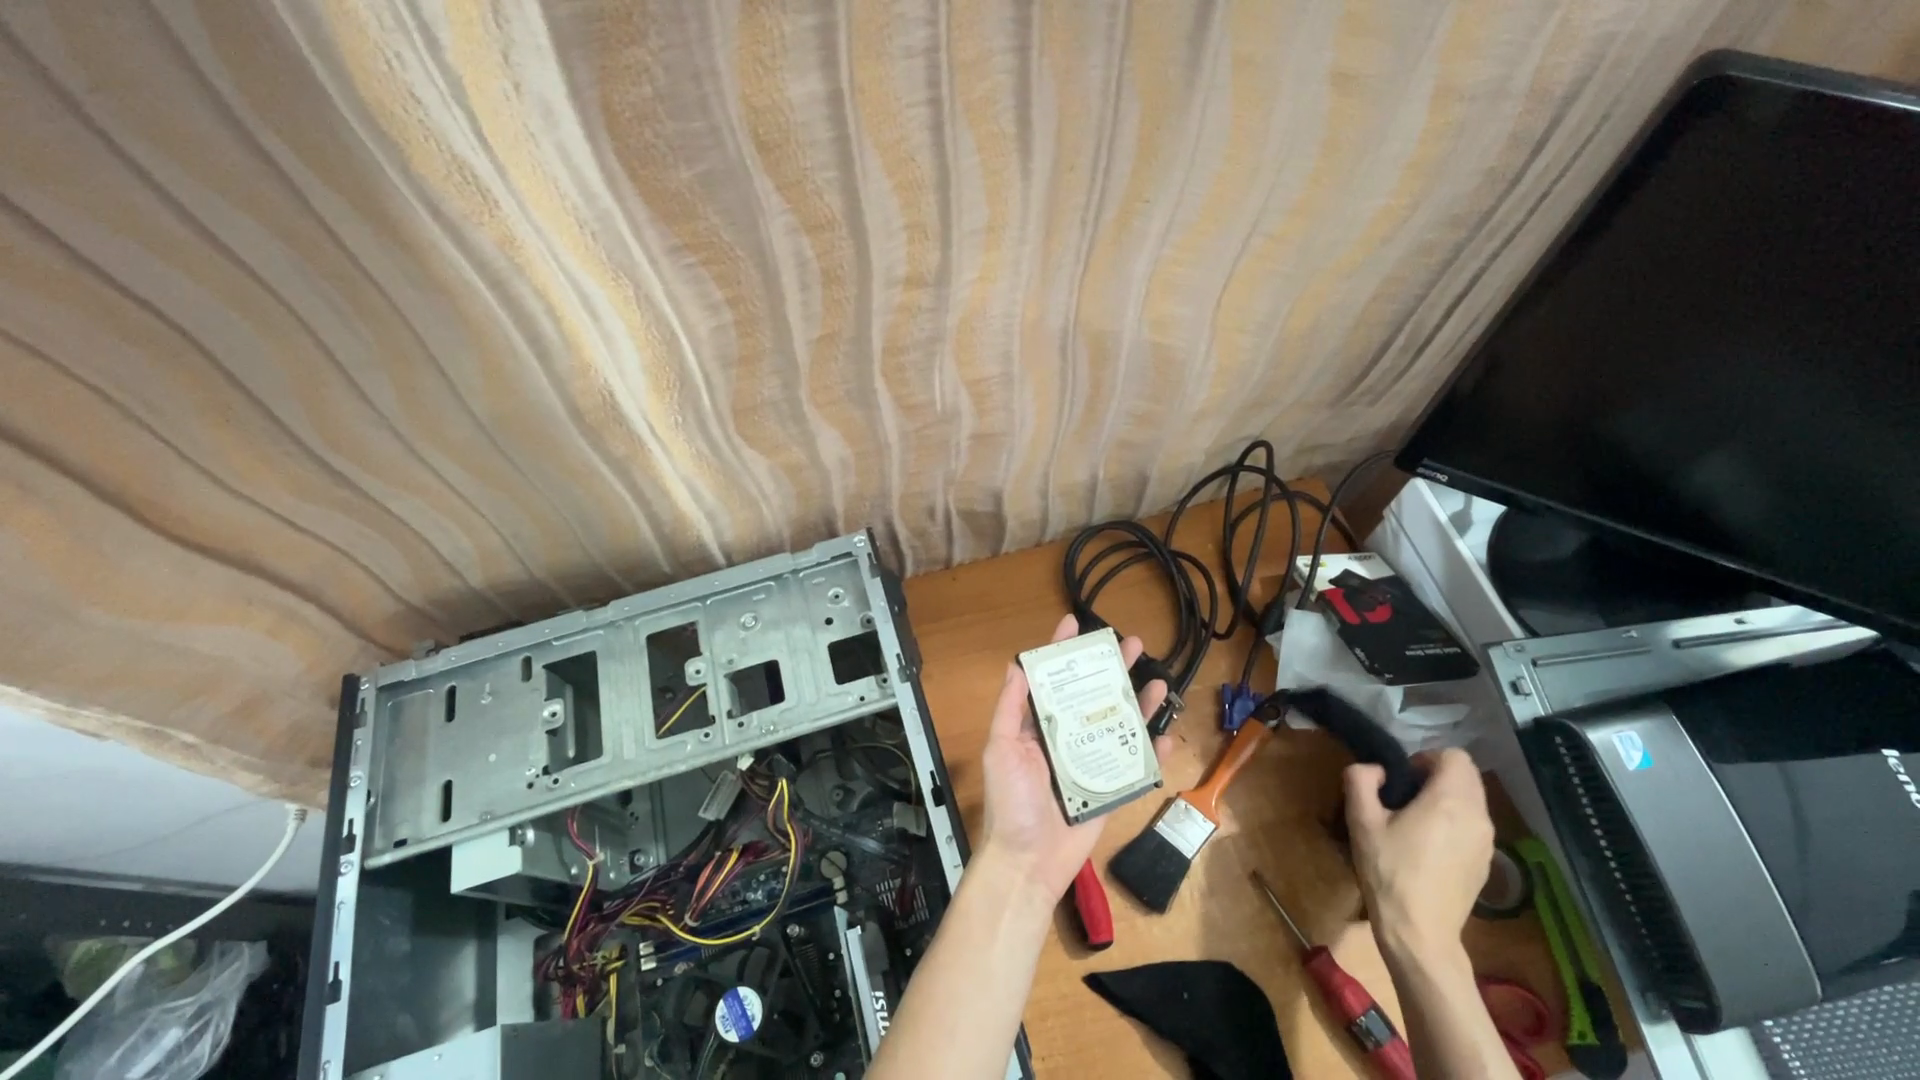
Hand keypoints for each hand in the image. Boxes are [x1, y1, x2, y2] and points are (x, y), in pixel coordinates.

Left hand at [976, 613, 1168, 906]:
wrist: (1028, 863)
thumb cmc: (1010, 803)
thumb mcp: (1000, 749)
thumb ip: (1010, 709)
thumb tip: (1017, 664)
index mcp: (1037, 727)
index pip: (1049, 680)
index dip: (1060, 651)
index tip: (1074, 622)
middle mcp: (1064, 739)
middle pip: (1091, 696)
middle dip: (1111, 668)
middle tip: (1133, 643)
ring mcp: (1089, 764)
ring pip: (1117, 724)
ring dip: (1138, 702)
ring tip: (1158, 679)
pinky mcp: (1109, 790)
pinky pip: (1134, 766)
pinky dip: (1151, 751)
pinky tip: (1166, 734)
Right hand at [1345, 747, 1493, 959]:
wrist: (1421, 932)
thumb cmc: (1389, 872)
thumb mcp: (1361, 822)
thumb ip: (1361, 781)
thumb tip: (1374, 769)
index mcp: (1450, 800)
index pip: (1454, 756)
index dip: (1425, 758)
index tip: (1402, 779)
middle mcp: (1477, 816)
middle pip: (1467, 776)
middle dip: (1437, 777)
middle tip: (1405, 798)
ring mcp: (1487, 841)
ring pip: (1473, 802)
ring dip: (1448, 800)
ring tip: (1416, 823)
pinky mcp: (1487, 862)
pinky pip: (1474, 826)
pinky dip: (1456, 824)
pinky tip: (1429, 849)